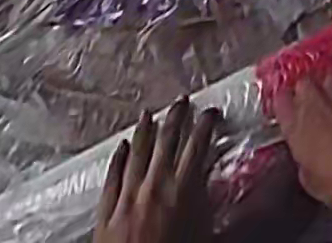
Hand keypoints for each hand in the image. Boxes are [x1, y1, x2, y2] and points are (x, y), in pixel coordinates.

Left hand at [96, 98, 220, 242]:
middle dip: (176, 116)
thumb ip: (212, 203)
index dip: (207, 123)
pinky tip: (120, 147)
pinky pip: (112, 178)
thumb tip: (225, 181)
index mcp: (182, 190)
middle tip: (182, 101)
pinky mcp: (105, 214)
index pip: (198, 143)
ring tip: (149, 113)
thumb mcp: (204, 234)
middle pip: (167, 139)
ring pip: (137, 152)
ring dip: (145, 130)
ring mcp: (127, 198)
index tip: (212, 112)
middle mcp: (155, 185)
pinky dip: (117, 159)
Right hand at [274, 72, 331, 232]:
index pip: (280, 99)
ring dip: (330, 85)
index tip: (292, 111)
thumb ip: (302, 152)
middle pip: (303, 83)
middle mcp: (310, 96)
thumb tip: (306, 145)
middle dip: (308, 92)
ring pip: (326, 75)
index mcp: (294, 121)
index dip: (287, 104)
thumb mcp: (309, 178)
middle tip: (317, 107)